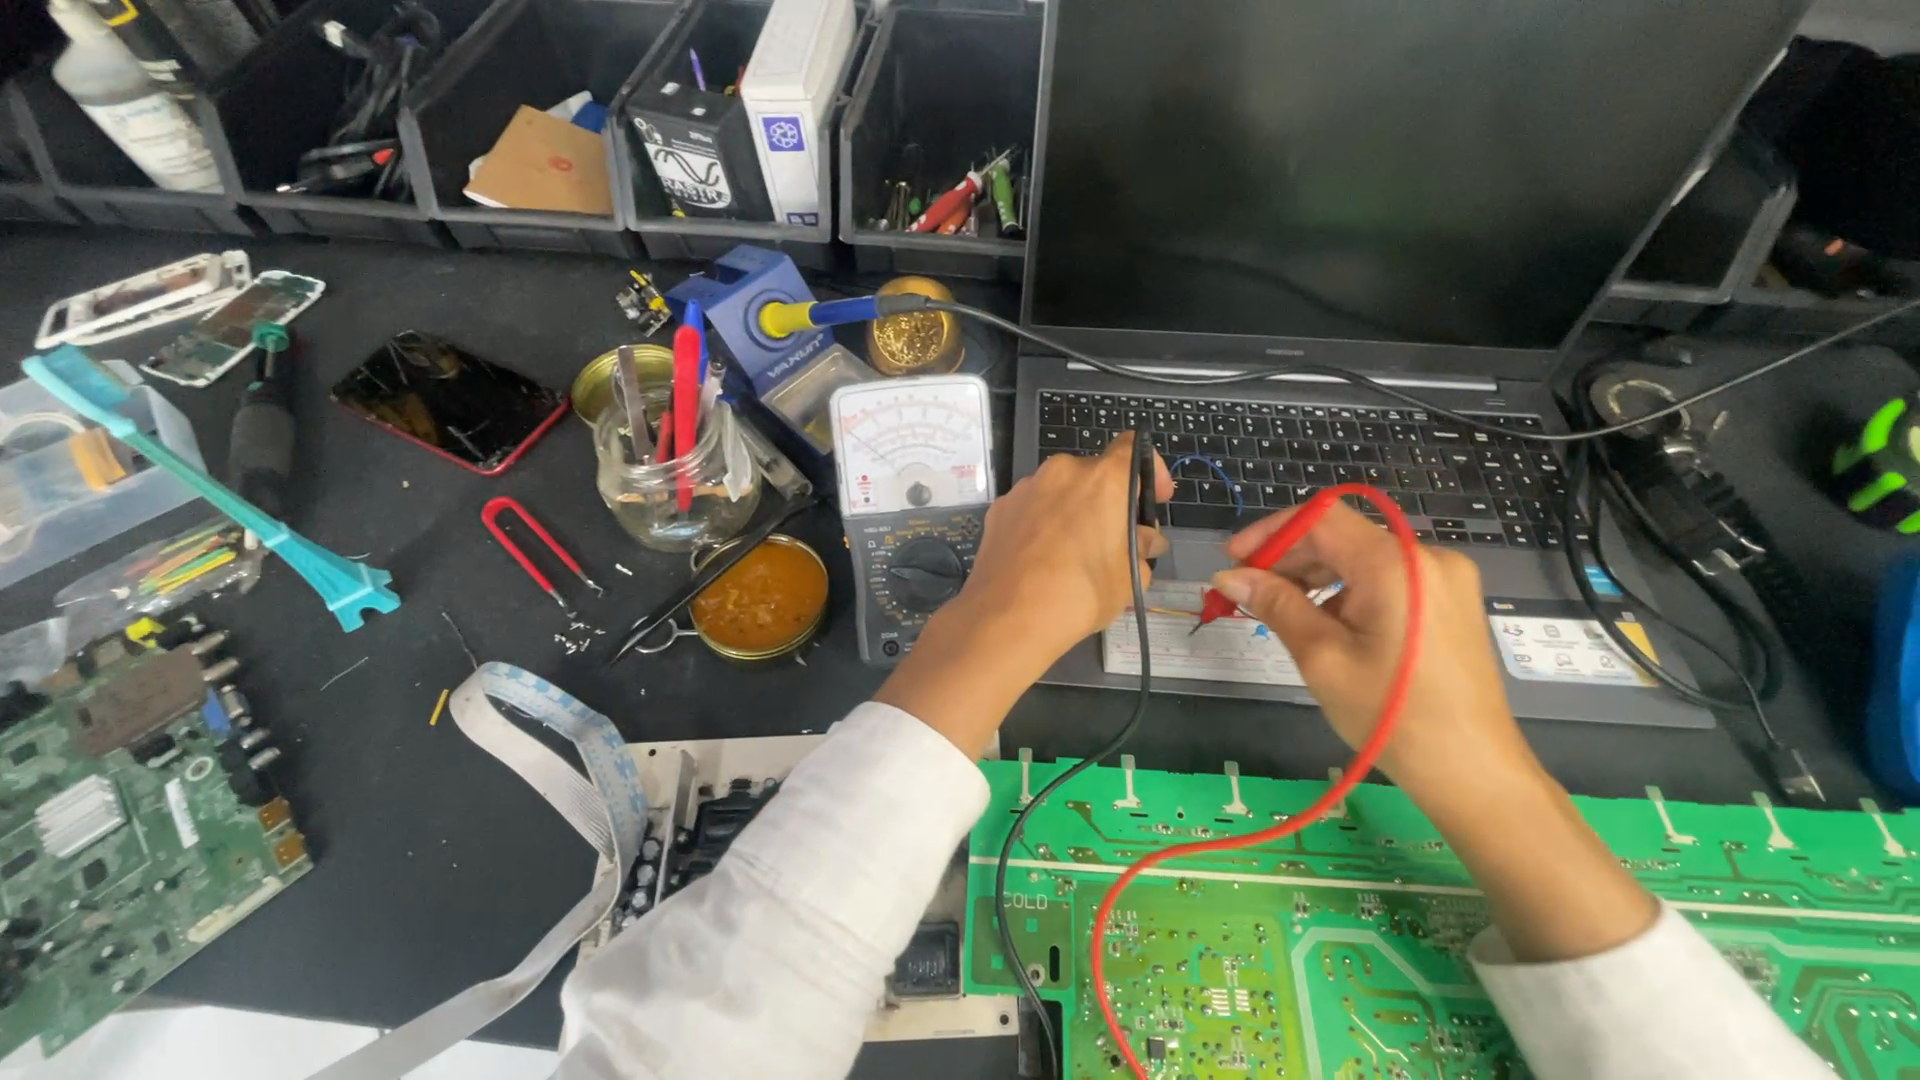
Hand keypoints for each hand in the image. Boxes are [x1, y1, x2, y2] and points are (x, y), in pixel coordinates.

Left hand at [874, 434, 1169, 758]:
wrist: (1008, 617)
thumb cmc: (1081, 593)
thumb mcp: (1130, 578)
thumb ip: (1143, 548)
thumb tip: (1146, 539)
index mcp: (1103, 479)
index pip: (1134, 448)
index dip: (1151, 471)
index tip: (1153, 500)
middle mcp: (1062, 471)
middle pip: (1094, 475)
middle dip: (1108, 501)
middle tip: (1113, 538)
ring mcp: (1025, 488)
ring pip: (1059, 491)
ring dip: (1072, 511)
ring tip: (1072, 553)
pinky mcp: (999, 508)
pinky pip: (1032, 508)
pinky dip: (1042, 523)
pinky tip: (1041, 559)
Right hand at [1208, 502, 1536, 795]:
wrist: (1470, 768)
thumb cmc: (1390, 715)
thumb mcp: (1321, 658)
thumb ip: (1275, 605)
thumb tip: (1228, 576)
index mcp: (1395, 564)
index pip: (1320, 518)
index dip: (1269, 532)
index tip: (1232, 561)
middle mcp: (1426, 557)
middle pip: (1341, 535)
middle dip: (1288, 556)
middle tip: (1246, 589)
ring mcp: (1444, 578)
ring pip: (1361, 556)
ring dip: (1315, 574)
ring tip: (1279, 609)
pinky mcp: (1449, 599)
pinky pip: (1385, 577)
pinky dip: (1347, 589)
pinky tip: (1324, 622)